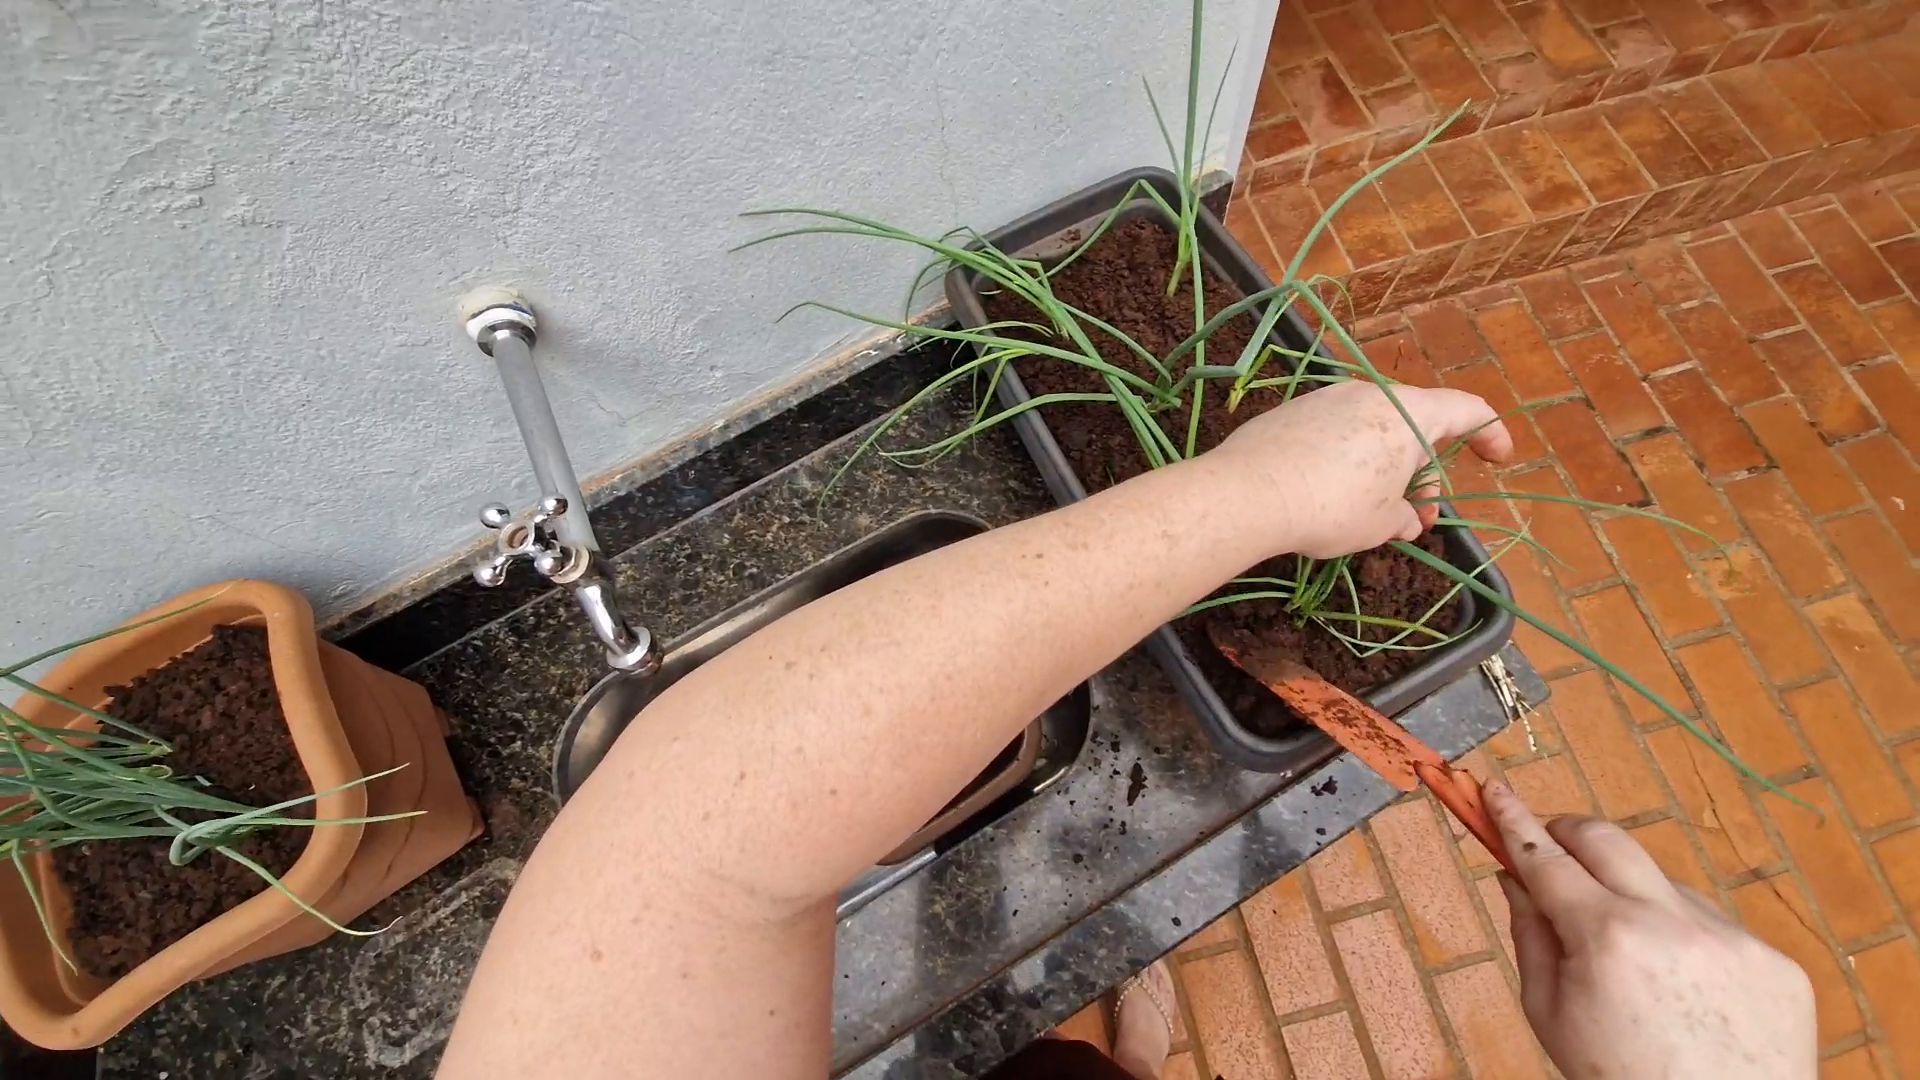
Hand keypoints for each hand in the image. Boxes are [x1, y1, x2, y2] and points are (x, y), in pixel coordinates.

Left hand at [1205, 381, 1512, 558]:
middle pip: (1413, 426)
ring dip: (1380, 468)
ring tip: (1367, 512)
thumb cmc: (1330, 507)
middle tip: (1413, 516)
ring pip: (1369, 431)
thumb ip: (1404, 517)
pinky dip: (1342, 459)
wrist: (1248, 493)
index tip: (1497, 458)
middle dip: (1421, 473)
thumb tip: (1407, 519)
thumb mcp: (1380, 524)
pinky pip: (1330, 434)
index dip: (1490, 432)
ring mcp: (1323, 400)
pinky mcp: (1287, 413)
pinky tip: (1325, 493)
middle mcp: (1367, 395)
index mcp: (1407, 413)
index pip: (1468, 410)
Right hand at [1485, 783, 1815, 1078]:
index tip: (1493, 787)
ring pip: (1655, 879)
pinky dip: (1675, 928)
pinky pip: (1705, 918)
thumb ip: (1529, 932)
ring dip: (1625, 890)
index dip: (1513, 819)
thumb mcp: (1546, 1008)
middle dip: (1567, 831)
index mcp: (1606, 937)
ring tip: (1625, 947)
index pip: (1545, 856)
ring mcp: (1731, 939)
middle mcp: (1671, 924)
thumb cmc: (1616, 1075)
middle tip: (1548, 847)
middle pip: (1606, 837)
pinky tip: (1676, 976)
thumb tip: (1515, 877)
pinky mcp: (1774, 960)